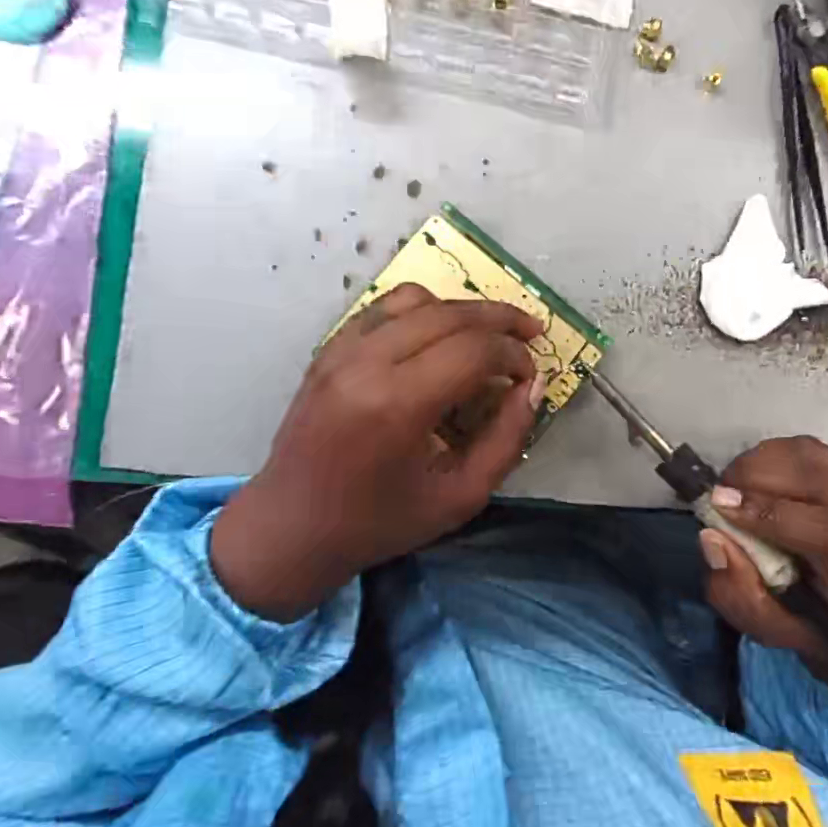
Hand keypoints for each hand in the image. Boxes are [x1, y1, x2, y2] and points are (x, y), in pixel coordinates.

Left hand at [212, 283, 545, 619]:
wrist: (293, 527)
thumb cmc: (378, 523)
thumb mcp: (459, 497)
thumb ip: (506, 440)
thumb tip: (534, 386)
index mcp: (396, 404)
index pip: (473, 349)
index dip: (513, 355)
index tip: (529, 375)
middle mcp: (365, 363)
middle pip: (449, 314)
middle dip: (499, 320)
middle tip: (530, 334)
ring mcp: (340, 351)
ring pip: (414, 299)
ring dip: (460, 309)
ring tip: (487, 332)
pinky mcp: (327, 351)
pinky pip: (380, 309)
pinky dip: (419, 311)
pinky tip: (437, 334)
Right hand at [698, 436, 827, 672]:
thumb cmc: (814, 632)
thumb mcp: (771, 631)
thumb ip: (739, 593)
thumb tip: (712, 537)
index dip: (774, 515)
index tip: (721, 509)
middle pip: (827, 484)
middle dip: (759, 481)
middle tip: (719, 498)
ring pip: (816, 459)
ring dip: (761, 466)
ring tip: (736, 491)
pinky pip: (809, 451)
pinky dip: (771, 459)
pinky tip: (756, 481)